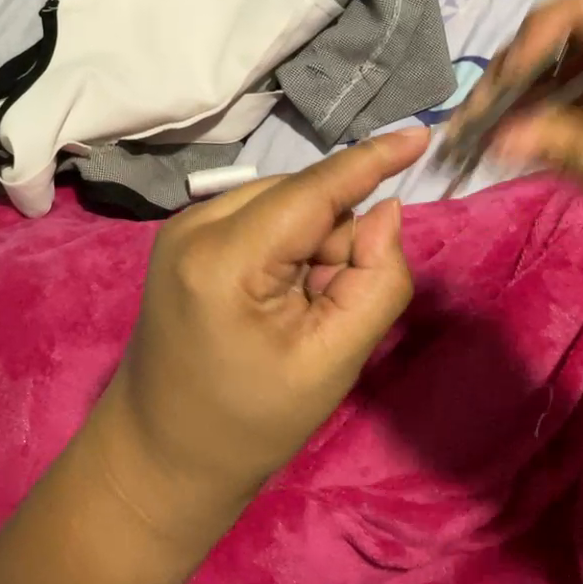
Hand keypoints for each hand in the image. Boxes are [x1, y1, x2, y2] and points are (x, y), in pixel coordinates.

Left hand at [103, 127, 429, 512]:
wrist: (162, 450)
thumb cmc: (250, 421)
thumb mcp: (331, 362)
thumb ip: (373, 282)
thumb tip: (387, 210)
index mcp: (224, 259)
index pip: (311, 191)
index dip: (370, 160)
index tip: (420, 132)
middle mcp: (194, 224)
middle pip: (299, 196)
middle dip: (335, 237)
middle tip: (326, 309)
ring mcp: (182, 225)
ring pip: (282, 202)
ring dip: (311, 243)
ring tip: (296, 311)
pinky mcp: (183, 234)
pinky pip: (259, 215)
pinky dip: (286, 245)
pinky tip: (275, 296)